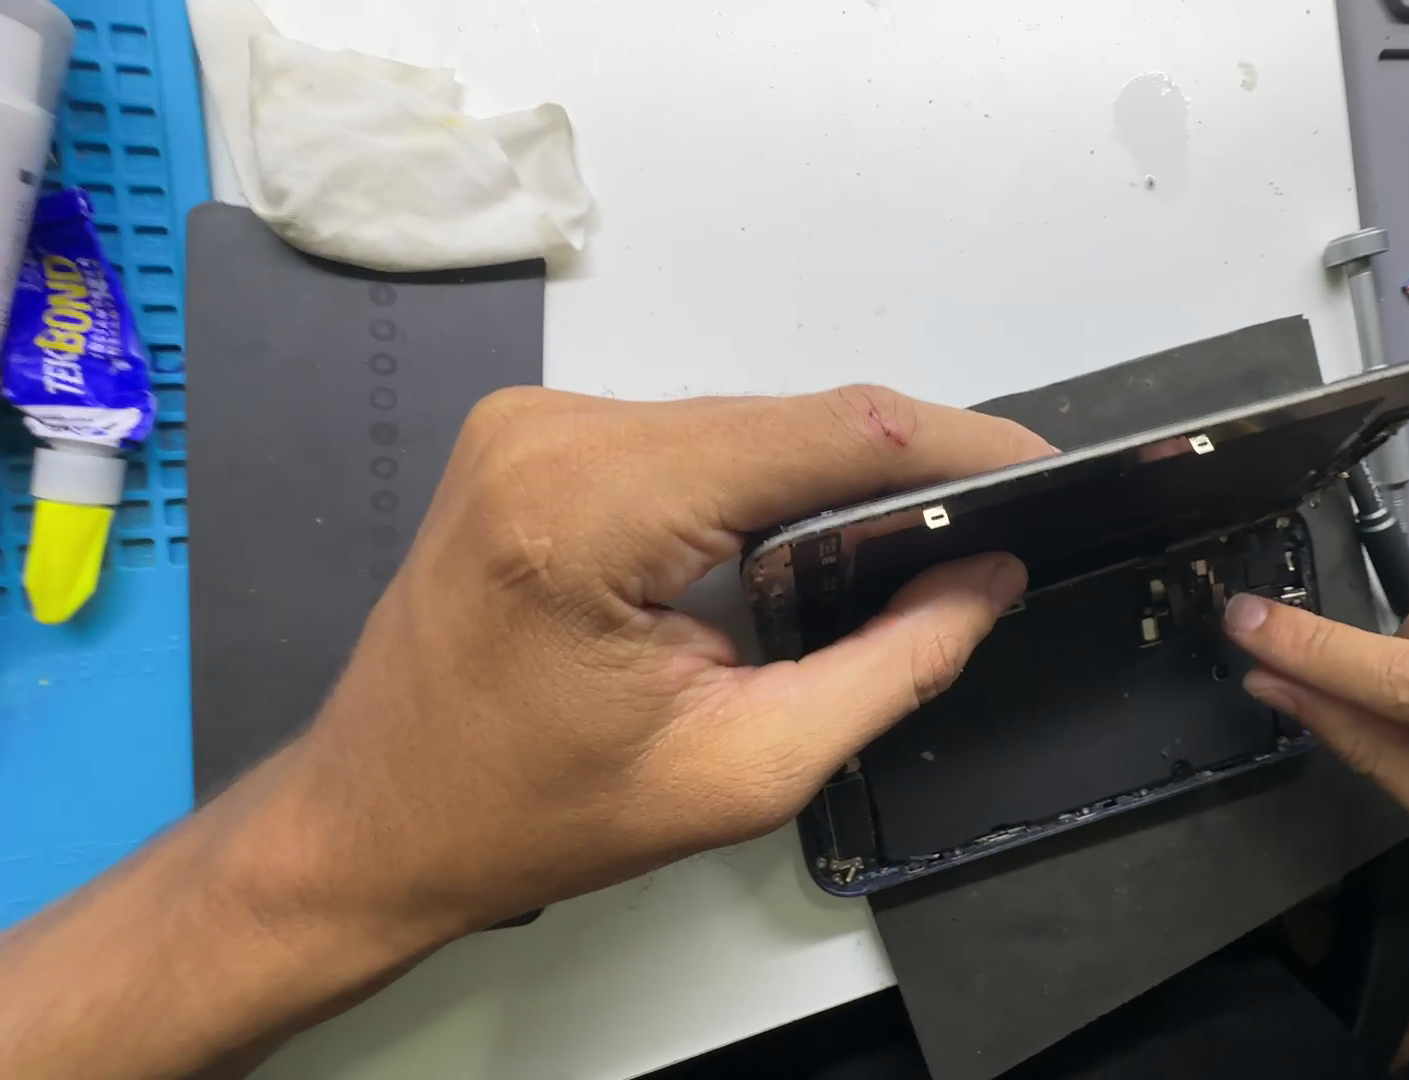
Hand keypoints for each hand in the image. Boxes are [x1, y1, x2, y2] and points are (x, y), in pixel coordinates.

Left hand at [239, 385, 1048, 944]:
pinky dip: (785, 474)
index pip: (823, 433)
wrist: (373, 821)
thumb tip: (986, 577)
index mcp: (592, 509)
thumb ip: (894, 666)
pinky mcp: (549, 436)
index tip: (1035, 462)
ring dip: (849, 469)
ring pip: (758, 423)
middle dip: (911, 460)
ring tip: (929, 519)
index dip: (951, 440)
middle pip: (794, 419)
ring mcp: (545, 421)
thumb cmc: (541, 816)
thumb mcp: (748, 769)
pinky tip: (827, 522)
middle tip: (996, 507)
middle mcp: (561, 430)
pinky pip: (710, 437)